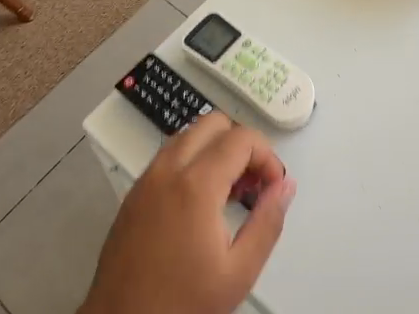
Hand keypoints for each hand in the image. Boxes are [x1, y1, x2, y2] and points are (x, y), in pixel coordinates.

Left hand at [81, 112, 297, 313]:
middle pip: (214, 123)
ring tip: (229, 192)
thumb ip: (268, 222)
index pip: (242, 139)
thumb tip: (285, 185)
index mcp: (197, 184)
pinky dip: (191, 160)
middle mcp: (168, 169)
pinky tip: (200, 202)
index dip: (267, 155)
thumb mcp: (239, 272)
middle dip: (241, 144)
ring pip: (188, 134)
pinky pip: (168, 155)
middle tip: (252, 184)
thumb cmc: (183, 303)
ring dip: (215, 149)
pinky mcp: (133, 193)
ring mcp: (146, 179)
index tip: (273, 188)